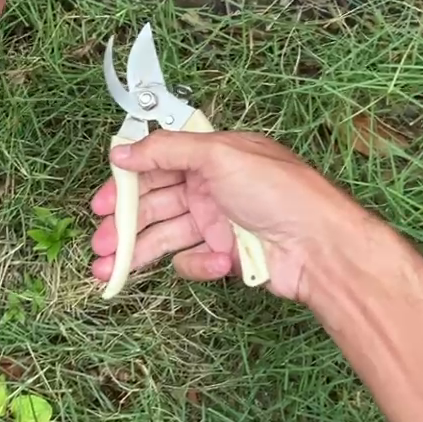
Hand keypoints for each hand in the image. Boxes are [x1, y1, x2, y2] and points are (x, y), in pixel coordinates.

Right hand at [89, 129, 383, 302]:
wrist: (322, 249)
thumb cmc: (281, 193)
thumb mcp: (219, 156)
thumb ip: (165, 151)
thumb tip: (122, 150)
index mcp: (211, 157)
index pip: (156, 166)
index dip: (125, 184)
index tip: (100, 203)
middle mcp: (211, 188)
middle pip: (154, 205)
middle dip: (124, 225)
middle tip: (100, 243)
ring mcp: (218, 222)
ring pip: (165, 236)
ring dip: (137, 252)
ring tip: (108, 271)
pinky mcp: (226, 254)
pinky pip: (194, 259)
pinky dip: (196, 264)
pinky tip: (214, 264)